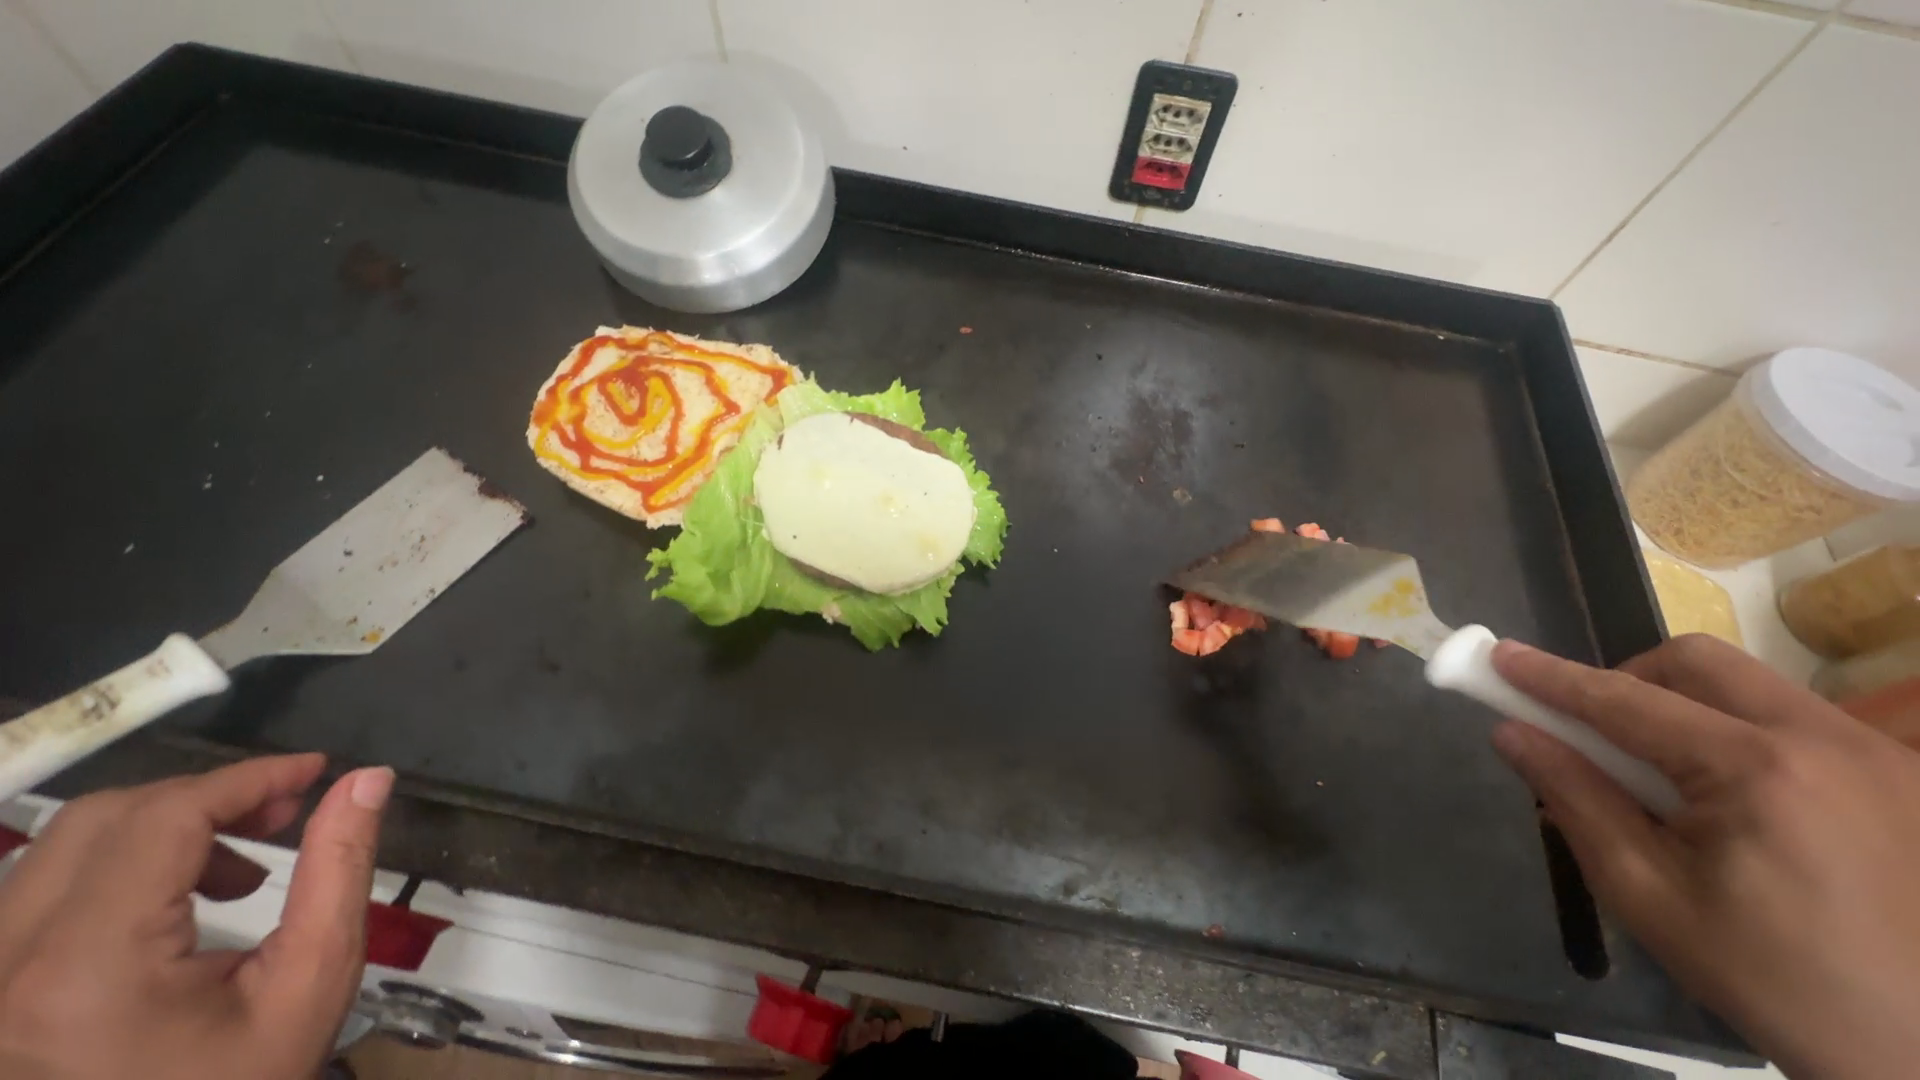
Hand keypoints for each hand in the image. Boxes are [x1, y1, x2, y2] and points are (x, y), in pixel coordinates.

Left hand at [0, 755, 392, 1079]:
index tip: (316, 772)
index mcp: (86, 967)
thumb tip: (367, 780)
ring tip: (243, 862)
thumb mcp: (311, 980)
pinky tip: (181, 900)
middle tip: (287, 812)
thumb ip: (340, 870)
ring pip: (65, 846)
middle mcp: (3, 965)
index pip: (165, 819)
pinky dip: (121, 866)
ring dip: (164, 828)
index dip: (248, 778)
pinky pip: (41, 889)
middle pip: (104, 818)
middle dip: (208, 796)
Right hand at [1493, 634, 1919, 1079]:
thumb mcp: (1644, 891)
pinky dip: (1738, 734)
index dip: (1551, 678)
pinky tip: (1737, 801)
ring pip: (1749, 686)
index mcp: (1760, 772)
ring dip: (1686, 708)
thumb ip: (1575, 798)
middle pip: (1698, 663)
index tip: (1497, 656)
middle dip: (1628, 680)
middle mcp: (1830, 741)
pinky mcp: (1906, 776)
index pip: (1625, 701)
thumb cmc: (1769, 977)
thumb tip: (1512, 733)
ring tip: (1671, 779)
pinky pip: (1794, 720)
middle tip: (1596, 733)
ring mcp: (1883, 755)